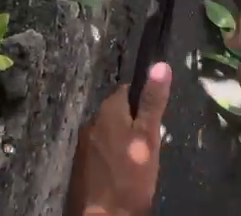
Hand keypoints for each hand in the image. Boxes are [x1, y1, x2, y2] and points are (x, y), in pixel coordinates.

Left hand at [66, 61, 170, 215]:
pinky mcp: (79, 166)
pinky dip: (111, 158)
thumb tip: (160, 64)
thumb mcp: (147, 137)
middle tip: (149, 146)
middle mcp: (91, 121)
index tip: (153, 122)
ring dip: (122, 142)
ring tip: (137, 162)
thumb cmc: (130, 176)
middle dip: (133, 124)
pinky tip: (121, 174)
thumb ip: (152, 102)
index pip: (128, 90)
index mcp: (108, 109)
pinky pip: (100, 152)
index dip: (144, 103)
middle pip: (118, 113)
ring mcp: (83, 145)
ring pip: (109, 133)